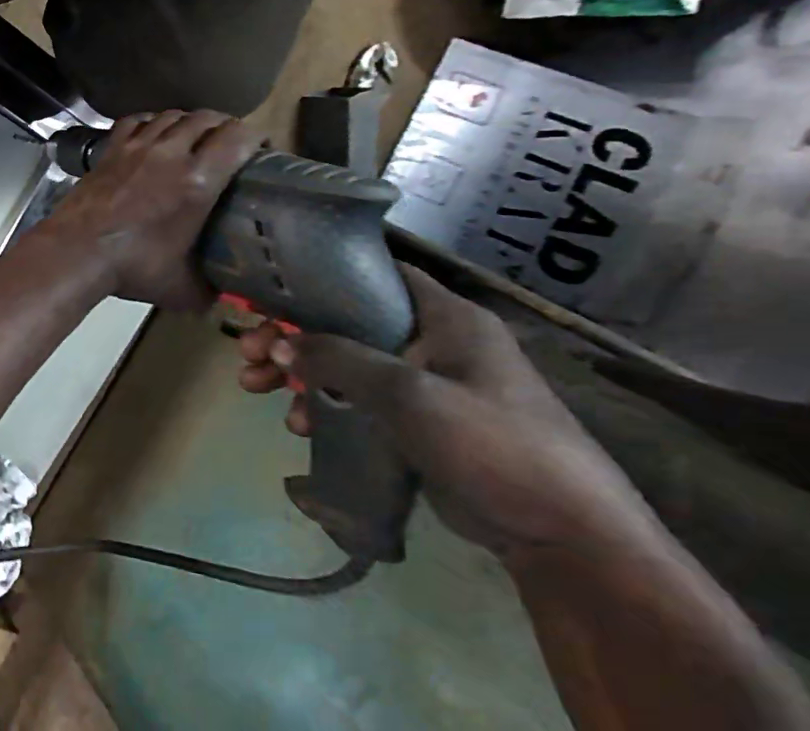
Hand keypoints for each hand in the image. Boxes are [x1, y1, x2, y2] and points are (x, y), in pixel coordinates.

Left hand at [35, 111, 263, 309]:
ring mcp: (137, 147)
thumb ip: (210, 289)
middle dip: (225, 125)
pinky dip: (152, 121)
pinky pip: (137, 120)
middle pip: (207, 118)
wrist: (77, 253)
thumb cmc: (133, 268)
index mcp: (198, 181)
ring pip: (172, 115)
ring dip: (189, 121)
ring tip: (194, 136)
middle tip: (230, 144)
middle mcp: (170, 153)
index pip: (238, 137)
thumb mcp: (183, 288)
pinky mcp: (111, 149)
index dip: (256, 137)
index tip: (261, 151)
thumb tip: (222, 296)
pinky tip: (153, 132)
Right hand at [237, 266, 656, 558]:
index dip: (321, 276)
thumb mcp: (410, 394)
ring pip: (346, 364)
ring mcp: (425, 384)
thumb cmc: (492, 444)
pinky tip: (298, 425)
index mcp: (446, 317)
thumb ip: (340, 361)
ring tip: (254, 387)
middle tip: (246, 350)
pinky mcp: (418, 423)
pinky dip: (325, 406)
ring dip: (300, 373)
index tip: (272, 289)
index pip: (376, 273)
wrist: (562, 536)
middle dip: (293, 336)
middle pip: (347, 323)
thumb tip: (278, 343)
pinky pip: (358, 401)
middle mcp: (433, 341)